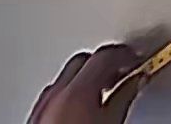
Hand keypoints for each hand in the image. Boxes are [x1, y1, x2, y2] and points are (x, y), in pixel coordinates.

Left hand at [27, 45, 143, 123]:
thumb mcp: (112, 123)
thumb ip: (125, 96)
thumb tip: (138, 79)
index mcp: (76, 89)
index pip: (105, 55)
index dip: (124, 53)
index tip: (136, 57)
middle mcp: (55, 94)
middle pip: (83, 61)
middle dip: (104, 62)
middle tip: (122, 69)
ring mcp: (40, 108)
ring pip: (65, 77)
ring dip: (85, 76)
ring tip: (104, 87)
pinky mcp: (32, 121)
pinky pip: (52, 95)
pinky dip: (68, 93)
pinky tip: (80, 105)